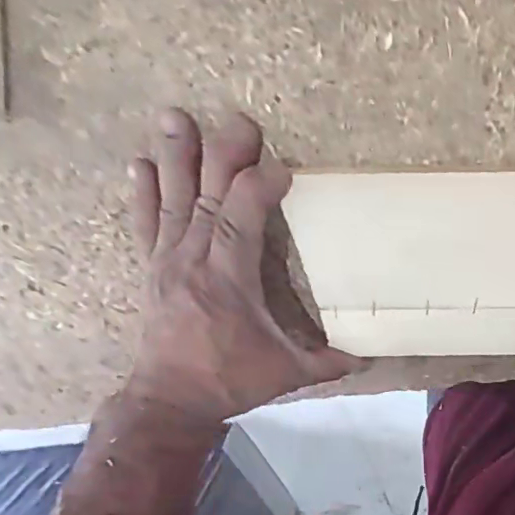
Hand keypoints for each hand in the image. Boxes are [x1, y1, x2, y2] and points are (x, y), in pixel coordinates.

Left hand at [124, 108, 360, 423]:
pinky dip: (144, 190)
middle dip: (222, 155)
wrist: (170, 398)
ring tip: (176, 115)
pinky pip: (146, 221)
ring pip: (172, 200)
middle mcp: (192, 261)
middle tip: (237, 119)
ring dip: (176, 157)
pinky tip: (142, 162)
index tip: (280, 165)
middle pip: (207, 197)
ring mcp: (167, 261)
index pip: (240, 221)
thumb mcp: (291, 373)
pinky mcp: (152, 268)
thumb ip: (332, 360)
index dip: (257, 188)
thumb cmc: (233, 380)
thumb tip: (372, 353)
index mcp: (227, 281)